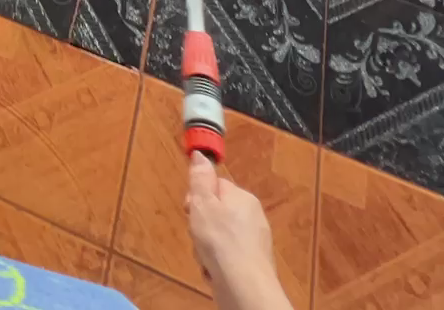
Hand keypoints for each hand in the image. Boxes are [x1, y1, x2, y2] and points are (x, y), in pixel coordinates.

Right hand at [185, 153, 292, 309]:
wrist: (245, 288)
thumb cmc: (220, 240)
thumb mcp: (203, 203)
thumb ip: (200, 178)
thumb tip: (200, 154)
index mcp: (243, 198)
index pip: (215, 185)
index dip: (198, 196)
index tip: (190, 209)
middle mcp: (252, 217)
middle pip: (215, 211)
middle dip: (201, 224)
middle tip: (197, 234)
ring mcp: (254, 243)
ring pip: (218, 235)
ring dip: (205, 245)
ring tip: (205, 255)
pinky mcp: (251, 264)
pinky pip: (225, 254)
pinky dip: (216, 261)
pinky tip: (213, 269)